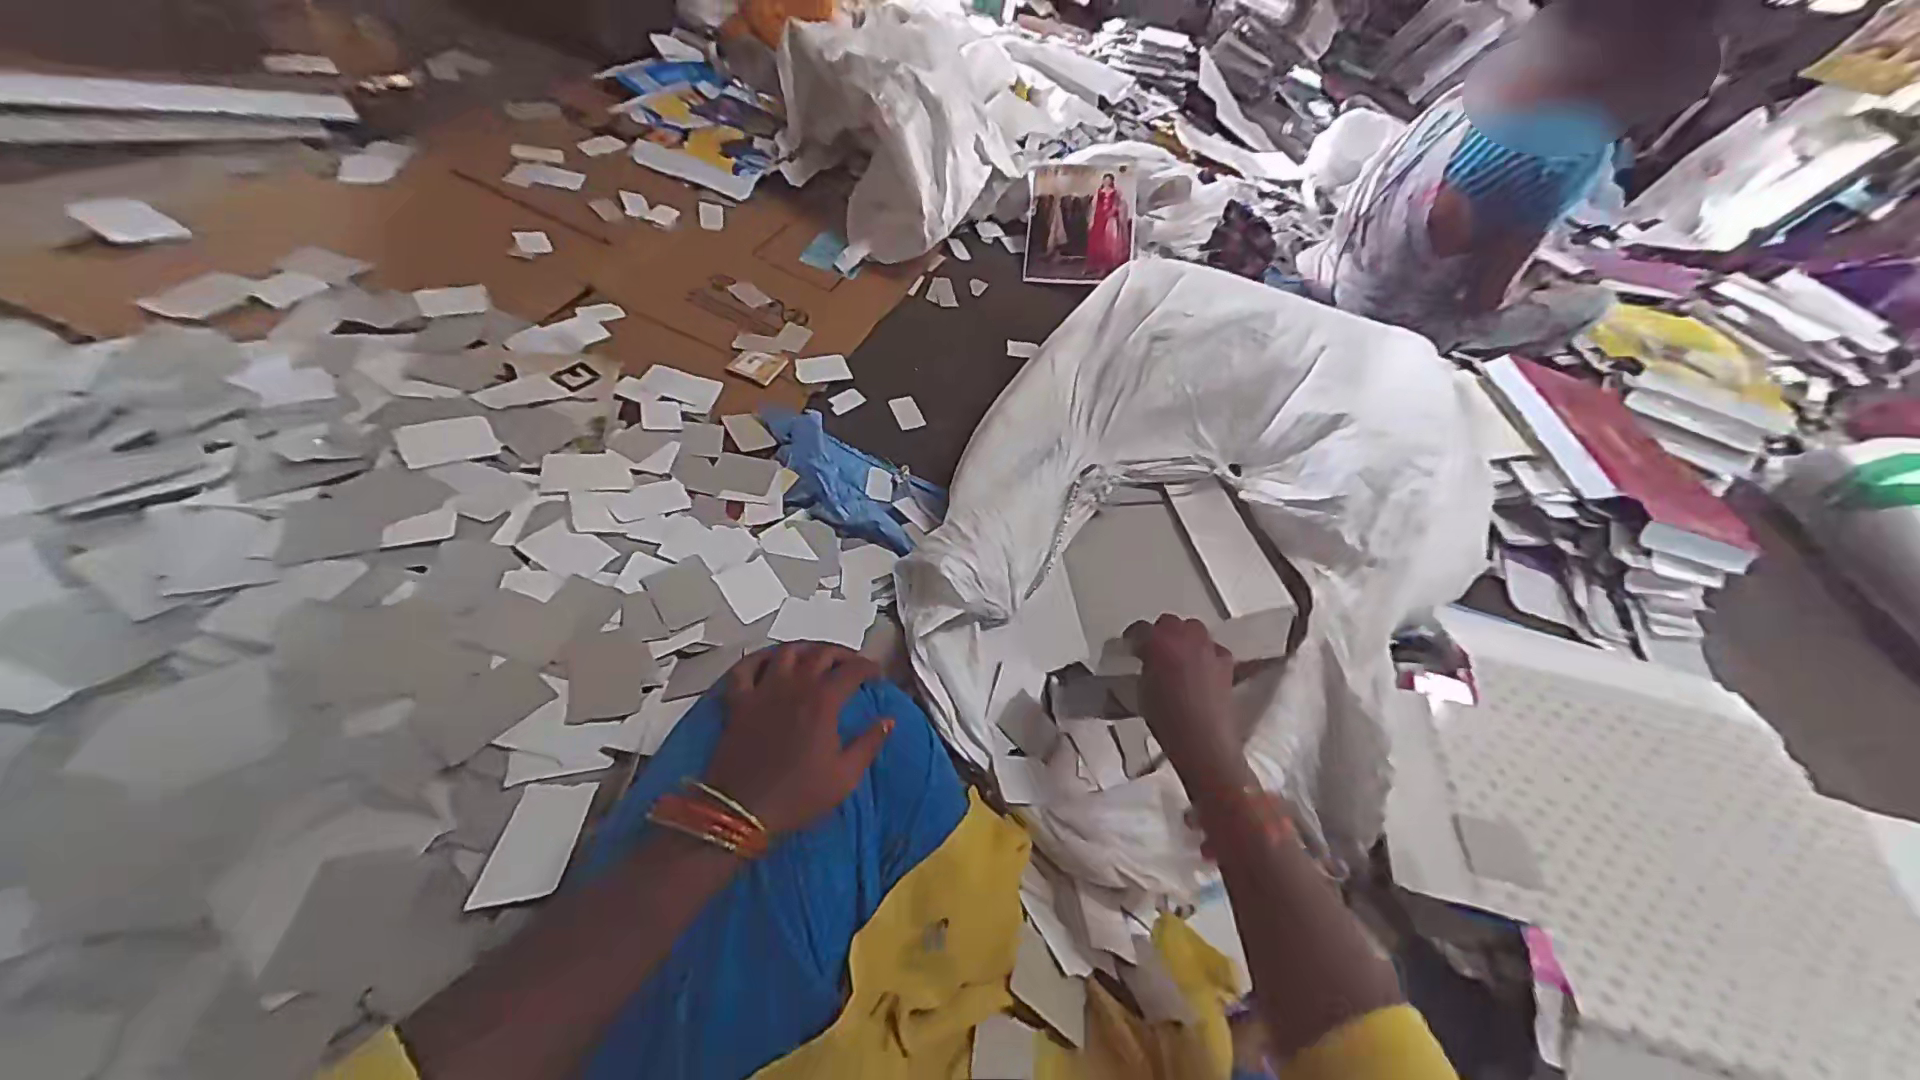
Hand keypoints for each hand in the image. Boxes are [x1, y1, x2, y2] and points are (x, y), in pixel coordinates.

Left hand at [702, 643, 892, 837]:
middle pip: (821, 653)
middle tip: (851, 664)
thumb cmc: (798, 794)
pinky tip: (769, 661)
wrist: (741, 810)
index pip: (852, 669)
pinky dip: (759, 658)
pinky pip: (745, 667)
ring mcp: (763, 689)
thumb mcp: (845, 776)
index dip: (868, 667)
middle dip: (842, 654)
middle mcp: (795, 685)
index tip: (876, 674)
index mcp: (824, 700)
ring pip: (786, 651)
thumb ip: (869, 743)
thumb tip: (887, 720)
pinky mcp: (738, 700)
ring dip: (806, 649)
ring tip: (815, 657)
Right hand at [1124, 615, 1243, 783]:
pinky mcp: (1226, 662)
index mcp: (1157, 642)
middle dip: (1160, 634)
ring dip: (1184, 638)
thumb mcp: (1142, 689)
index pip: (1140, 629)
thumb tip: (1147, 663)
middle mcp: (1185, 637)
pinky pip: (1212, 648)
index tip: (1131, 648)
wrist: (1203, 740)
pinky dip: (1206, 654)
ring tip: (1178, 657)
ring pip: (1193, 629)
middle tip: (1154, 652)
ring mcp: (1208, 648)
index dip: (1133, 639)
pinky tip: (1201, 670)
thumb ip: (1145, 667)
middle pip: (1168, 622)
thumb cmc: (1166, 718)